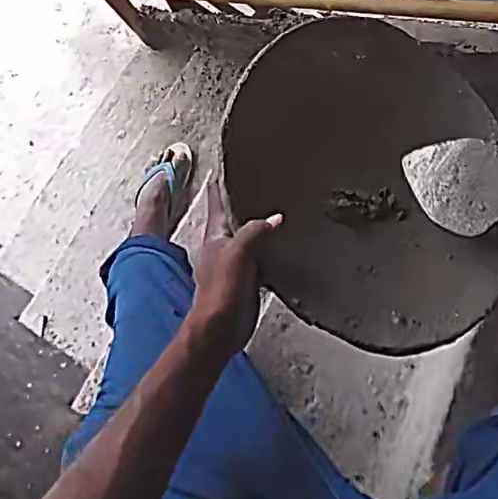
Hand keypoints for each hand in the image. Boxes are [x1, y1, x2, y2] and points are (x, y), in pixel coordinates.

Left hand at [186, 179, 281, 358]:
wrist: (220, 330)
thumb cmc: (221, 291)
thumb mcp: (237, 254)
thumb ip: (254, 232)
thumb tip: (277, 218)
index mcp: (215, 235)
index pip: (216, 203)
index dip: (218, 186)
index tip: (221, 169)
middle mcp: (223, 246)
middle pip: (232, 218)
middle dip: (240, 202)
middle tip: (255, 184)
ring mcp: (234, 263)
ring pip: (247, 237)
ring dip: (257, 226)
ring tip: (273, 210)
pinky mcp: (247, 279)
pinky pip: (260, 257)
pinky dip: (269, 249)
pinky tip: (282, 246)